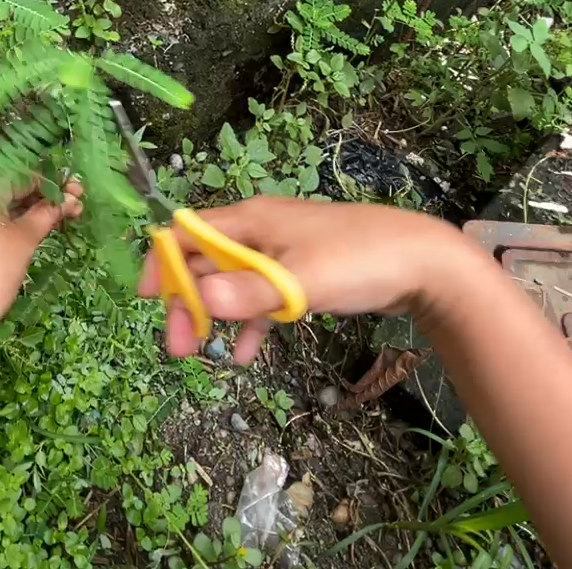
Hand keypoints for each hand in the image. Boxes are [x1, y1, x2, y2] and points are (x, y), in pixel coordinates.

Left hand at [0, 172, 81, 349]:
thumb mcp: (24, 239)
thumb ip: (48, 213)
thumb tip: (71, 199)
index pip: (23, 176)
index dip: (53, 185)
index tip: (78, 192)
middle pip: (10, 187)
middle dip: (43, 198)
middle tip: (75, 206)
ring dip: (29, 210)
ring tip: (61, 217)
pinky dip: (9, 221)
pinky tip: (34, 225)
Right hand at [137, 196, 474, 363]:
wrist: (424, 260)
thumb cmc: (357, 259)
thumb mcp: (301, 280)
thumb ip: (249, 294)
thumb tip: (198, 301)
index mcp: (250, 219)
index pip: (188, 232)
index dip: (163, 262)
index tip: (147, 299)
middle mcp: (258, 229)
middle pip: (205, 260)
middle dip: (187, 298)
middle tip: (179, 345)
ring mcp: (280, 251)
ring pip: (231, 280)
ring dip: (213, 313)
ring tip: (200, 353)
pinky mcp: (300, 272)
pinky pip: (261, 295)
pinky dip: (248, 321)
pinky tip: (244, 353)